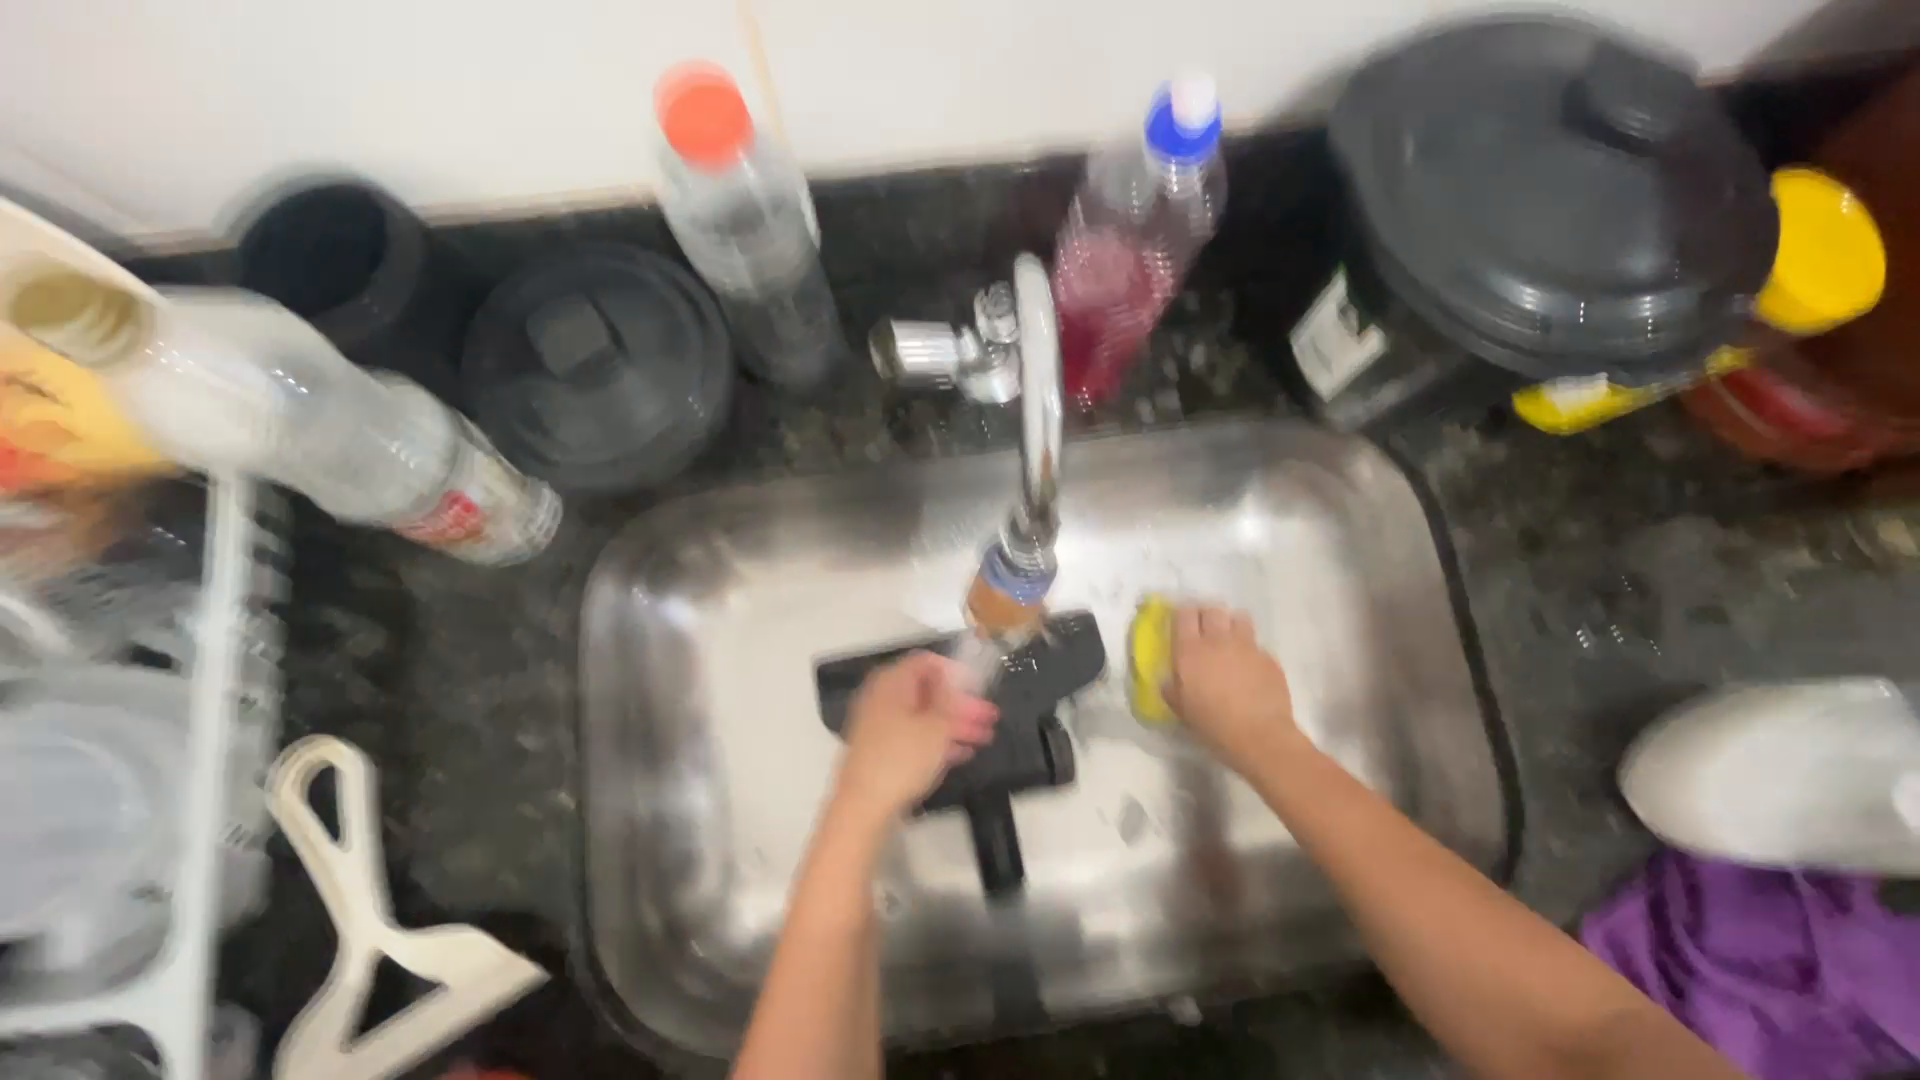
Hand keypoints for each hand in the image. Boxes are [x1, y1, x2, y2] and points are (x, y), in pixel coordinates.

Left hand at [834, 652, 998, 823]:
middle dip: (960, 703)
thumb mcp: (936, 726)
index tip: (978, 686)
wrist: (864, 806)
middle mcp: (882, 698)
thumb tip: (956, 677)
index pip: (925, 662)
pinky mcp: (882, 751)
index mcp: (892, 683)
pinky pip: (915, 737)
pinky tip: (963, 753)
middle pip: (927, 692)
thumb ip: (950, 698)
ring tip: (984, 737)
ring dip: (954, 724)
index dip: (954, 671)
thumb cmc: (902, 759)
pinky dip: (938, 741)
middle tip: (989, 716)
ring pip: (923, 716)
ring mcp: (880, 726)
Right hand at [1164, 605, 1305, 771]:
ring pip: (1239, 618)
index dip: (1183, 615)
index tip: (1182, 623)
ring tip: (1231, 641)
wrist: (1259, 735)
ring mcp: (1247, 646)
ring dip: (1232, 625)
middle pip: (1213, 609)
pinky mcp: (1269, 658)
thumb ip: (1172, 688)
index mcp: (1191, 651)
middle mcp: (1218, 640)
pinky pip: (1257, 644)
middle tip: (1205, 630)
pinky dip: (1251, 650)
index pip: (1184, 614)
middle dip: (1207, 615)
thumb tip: (1169, 680)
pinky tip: (1250, 668)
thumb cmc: (1213, 724)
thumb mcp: (1181, 708)